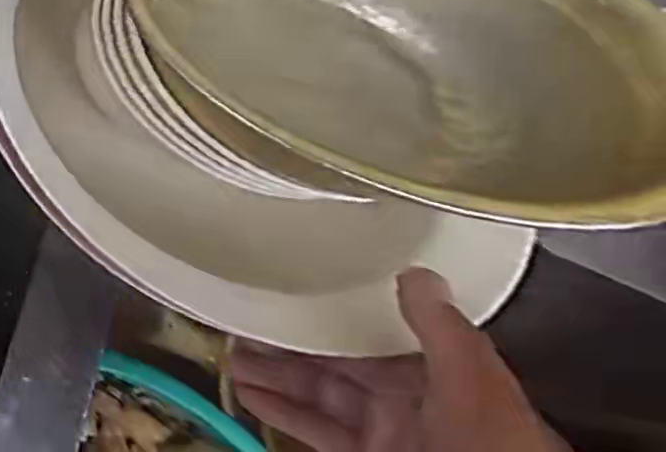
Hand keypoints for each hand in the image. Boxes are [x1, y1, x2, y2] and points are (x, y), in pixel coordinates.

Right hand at [230, 268, 567, 451]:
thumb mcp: (478, 398)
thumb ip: (446, 338)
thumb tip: (419, 274)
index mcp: (448, 385)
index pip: (377, 334)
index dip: (326, 311)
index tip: (282, 288)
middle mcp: (416, 409)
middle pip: (337, 363)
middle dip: (284, 342)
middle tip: (239, 322)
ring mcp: (389, 436)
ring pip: (318, 393)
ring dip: (271, 374)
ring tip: (231, 357)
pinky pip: (315, 429)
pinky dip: (279, 410)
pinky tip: (249, 394)